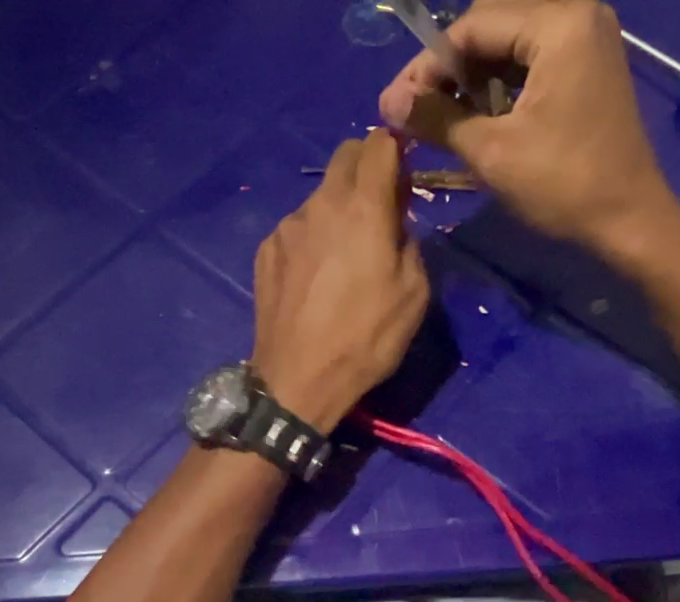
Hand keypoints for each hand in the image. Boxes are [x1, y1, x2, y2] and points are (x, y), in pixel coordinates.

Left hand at [250, 130, 429, 431]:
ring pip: (319, 198)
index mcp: (362, 208)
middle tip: (380, 211)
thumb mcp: (414, 295)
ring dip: (337, 211)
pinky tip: (316, 279)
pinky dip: (312, 239)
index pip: (378, 143)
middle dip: (366, 169)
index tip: (405, 176)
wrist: (298, 381)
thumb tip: (396, 228)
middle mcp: (320, 204)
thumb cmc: (365, 340)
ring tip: (344, 259)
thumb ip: (410, 244)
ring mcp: (286, 227)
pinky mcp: (265, 252)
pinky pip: (297, 230)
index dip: (396, 150)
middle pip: (344, 157)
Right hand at [378, 0, 679, 255]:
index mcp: (559, 25)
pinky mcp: (587, 69)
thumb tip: (387, 103)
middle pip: (490, 28)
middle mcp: (576, 16)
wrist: (629, 222)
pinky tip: (474, 118)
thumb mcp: (492, 152)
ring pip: (507, 46)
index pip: (473, 26)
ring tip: (438, 120)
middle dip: (447, 70)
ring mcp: (586, 42)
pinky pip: (530, 64)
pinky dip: (498, 88)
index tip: (396, 105)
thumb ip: (437, 118)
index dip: (427, 65)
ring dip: (470, 80)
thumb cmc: (563, 186)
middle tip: (413, 112)